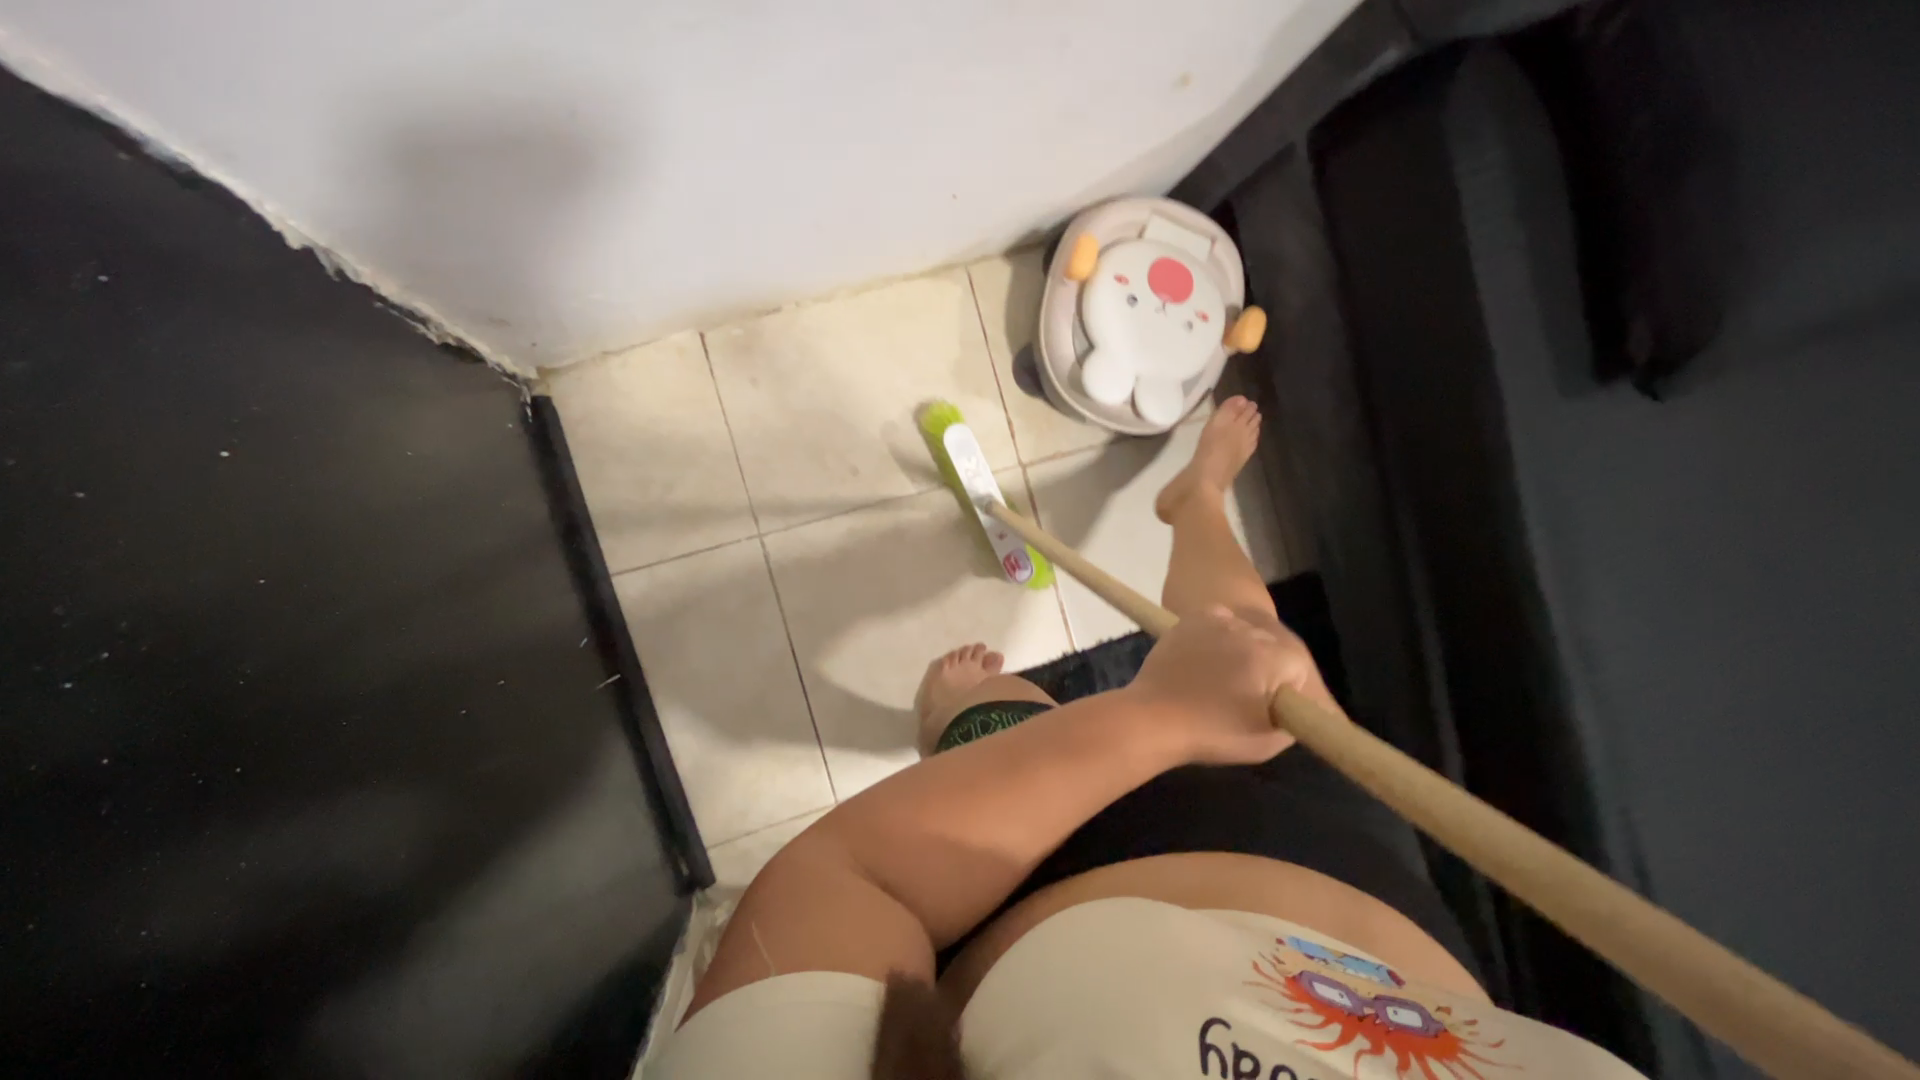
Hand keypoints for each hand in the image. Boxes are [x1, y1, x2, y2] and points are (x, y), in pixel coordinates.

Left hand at [1124, 605, 1334, 765]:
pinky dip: (1222, 636)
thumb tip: (1295, 709)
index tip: (1285, 709)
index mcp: (1270, 655)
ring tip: (1236, 677)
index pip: (1301, 667)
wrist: (1153, 719)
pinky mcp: (1190, 621)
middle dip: (1276, 668)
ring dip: (1249, 650)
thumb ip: (1293, 722)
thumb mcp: (1267, 741)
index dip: (1297, 690)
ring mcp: (1215, 621)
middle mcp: (1246, 629)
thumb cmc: (1212, 733)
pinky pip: (1220, 622)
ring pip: (1248, 631)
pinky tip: (1214, 657)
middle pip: (1276, 644)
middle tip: (1264, 694)